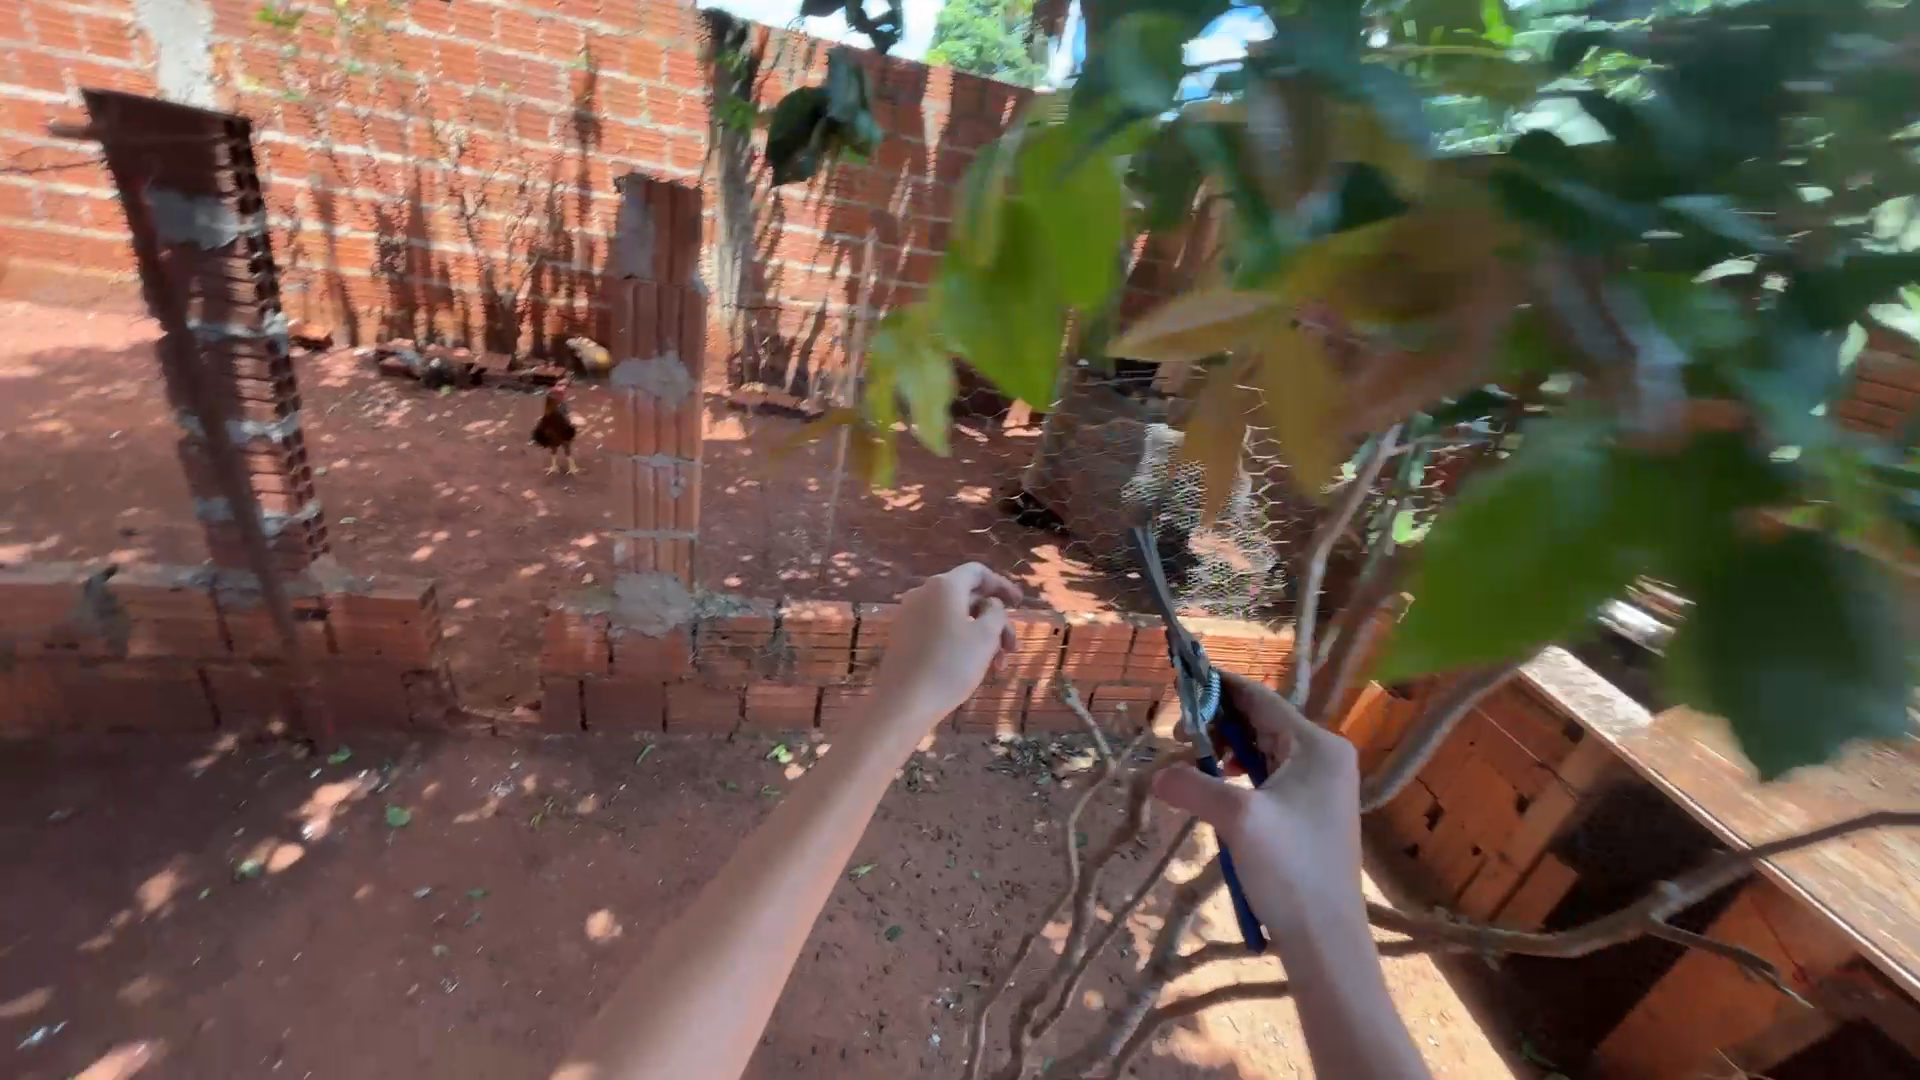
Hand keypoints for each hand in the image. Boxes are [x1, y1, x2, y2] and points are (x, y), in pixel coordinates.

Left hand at [872, 562, 1021, 725]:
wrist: (905, 701)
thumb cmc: (951, 665)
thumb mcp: (986, 636)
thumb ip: (996, 612)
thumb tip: (990, 604)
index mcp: (944, 586)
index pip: (978, 572)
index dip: (1001, 585)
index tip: (1019, 603)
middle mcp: (923, 593)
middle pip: (968, 597)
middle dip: (994, 620)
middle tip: (1011, 648)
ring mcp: (910, 614)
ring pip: (955, 616)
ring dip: (980, 635)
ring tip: (996, 665)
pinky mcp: (904, 636)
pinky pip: (938, 628)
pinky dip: (959, 640)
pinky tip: (971, 665)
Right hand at [1150, 671, 1365, 941]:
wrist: (1326, 942)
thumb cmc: (1290, 871)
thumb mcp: (1236, 819)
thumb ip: (1192, 784)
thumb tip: (1155, 775)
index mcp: (1317, 746)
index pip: (1259, 698)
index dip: (1218, 686)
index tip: (1180, 680)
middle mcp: (1324, 756)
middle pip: (1260, 720)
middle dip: (1216, 722)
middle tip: (1178, 736)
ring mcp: (1320, 785)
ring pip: (1261, 747)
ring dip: (1224, 748)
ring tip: (1193, 762)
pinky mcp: (1310, 811)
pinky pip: (1267, 773)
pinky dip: (1237, 772)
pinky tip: (1217, 787)